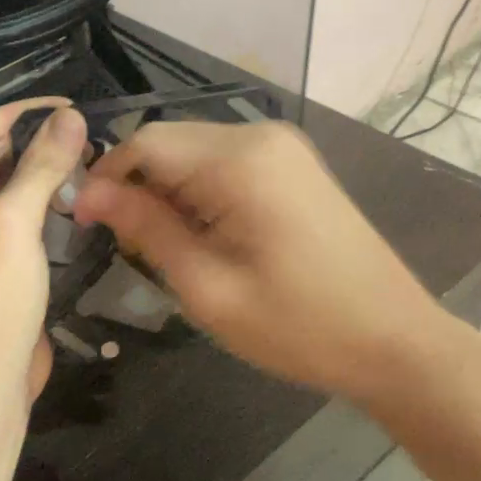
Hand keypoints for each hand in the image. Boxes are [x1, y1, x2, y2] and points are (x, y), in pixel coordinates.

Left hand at [0, 98, 88, 409]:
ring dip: (43, 168)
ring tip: (89, 156)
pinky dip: (42, 197)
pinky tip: (75, 192)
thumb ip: (40, 166)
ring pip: (8, 179)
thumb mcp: (15, 224)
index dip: (26, 112)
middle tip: (89, 134)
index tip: (74, 104)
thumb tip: (70, 116)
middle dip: (37, 140)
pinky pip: (15, 208)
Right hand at [71, 120, 467, 405]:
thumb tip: (88, 193)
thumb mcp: (207, 287)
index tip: (81, 221)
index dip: (104, 177)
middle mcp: (258, 136)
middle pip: (165, 141)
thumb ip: (146, 229)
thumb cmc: (299, 326)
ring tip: (162, 244)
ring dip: (163, 188)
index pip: (143, 144)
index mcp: (239, 162)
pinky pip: (219, 159)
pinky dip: (194, 188)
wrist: (398, 344)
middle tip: (126, 243)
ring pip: (189, 149)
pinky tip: (199, 232)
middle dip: (134, 184)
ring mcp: (280, 146)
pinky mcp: (290, 163)